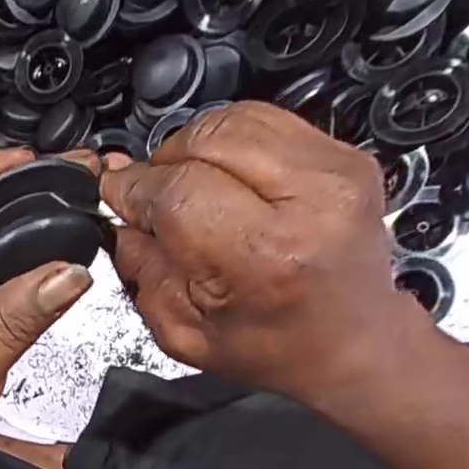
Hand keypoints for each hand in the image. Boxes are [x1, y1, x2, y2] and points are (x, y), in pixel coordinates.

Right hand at [100, 101, 427, 397]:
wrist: (352, 343)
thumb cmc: (277, 348)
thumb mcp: (186, 334)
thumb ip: (143, 274)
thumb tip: (120, 220)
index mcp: (265, 257)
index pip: (176, 190)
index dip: (134, 189)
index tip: (115, 196)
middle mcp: (309, 202)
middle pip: (202, 141)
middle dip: (160, 167)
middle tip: (150, 200)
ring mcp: (333, 170)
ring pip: (230, 120)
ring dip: (191, 150)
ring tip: (186, 189)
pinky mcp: (341, 155)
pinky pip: (263, 122)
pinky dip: (227, 144)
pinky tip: (222, 179)